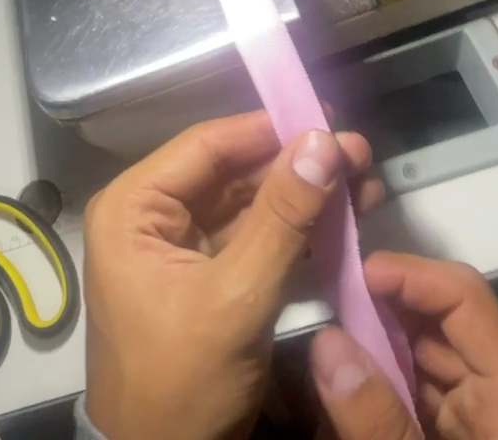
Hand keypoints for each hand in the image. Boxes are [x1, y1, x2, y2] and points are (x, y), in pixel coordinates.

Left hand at [83, 111, 384, 439]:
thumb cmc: (180, 381)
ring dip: (303, 195)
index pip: (206, 147)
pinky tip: (341, 218)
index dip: (267, 129)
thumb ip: (282, 219)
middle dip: (296, 164)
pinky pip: (253, 239)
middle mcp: (151, 215)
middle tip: (358, 152)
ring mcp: (179, 246)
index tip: (326, 116)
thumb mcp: (235, 297)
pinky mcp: (206, 276)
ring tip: (363, 179)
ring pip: (248, 204)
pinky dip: (295, 231)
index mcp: (134, 207)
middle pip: (232, 173)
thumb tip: (322, 141)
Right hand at [309, 253, 497, 439]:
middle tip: (321, 303)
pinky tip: (351, 395)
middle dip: (381, 308)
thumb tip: (325, 341)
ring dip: (378, 346)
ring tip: (327, 345)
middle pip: (443, 323)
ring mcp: (491, 423)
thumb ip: (379, 422)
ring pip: (428, 357)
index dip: (409, 274)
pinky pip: (425, 395)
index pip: (466, 299)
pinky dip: (386, 387)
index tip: (349, 276)